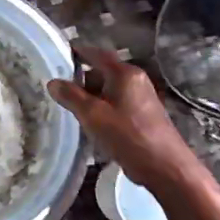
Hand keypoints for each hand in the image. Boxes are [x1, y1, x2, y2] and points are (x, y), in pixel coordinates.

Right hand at [47, 46, 211, 194]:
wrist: (166, 168)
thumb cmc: (128, 136)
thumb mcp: (92, 115)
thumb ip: (71, 96)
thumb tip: (53, 82)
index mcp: (125, 74)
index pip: (96, 54)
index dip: (76, 52)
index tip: (56, 54)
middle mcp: (135, 80)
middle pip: (101, 72)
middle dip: (80, 81)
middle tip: (57, 91)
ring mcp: (141, 98)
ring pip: (107, 91)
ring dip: (89, 98)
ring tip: (69, 110)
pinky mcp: (142, 115)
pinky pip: (115, 104)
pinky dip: (101, 109)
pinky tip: (90, 125)